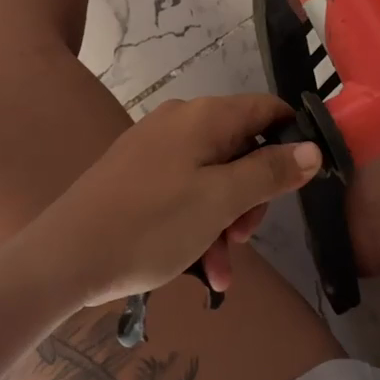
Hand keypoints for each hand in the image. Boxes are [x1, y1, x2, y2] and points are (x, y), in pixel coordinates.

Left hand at [28, 94, 321, 309]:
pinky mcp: (137, 173)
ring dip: (226, 221)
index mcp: (206, 116)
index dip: (292, 141)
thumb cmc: (152, 223)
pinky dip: (198, 222)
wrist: (66, 255)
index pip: (267, 110)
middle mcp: (182, 120)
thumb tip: (313, 147)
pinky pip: (184, 190)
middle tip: (245, 236)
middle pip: (240, 148)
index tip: (301, 182)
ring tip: (221, 269)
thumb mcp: (221, 201)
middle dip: (252, 196)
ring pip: (213, 177)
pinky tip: (201, 266)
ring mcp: (156, 146)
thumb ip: (269, 172)